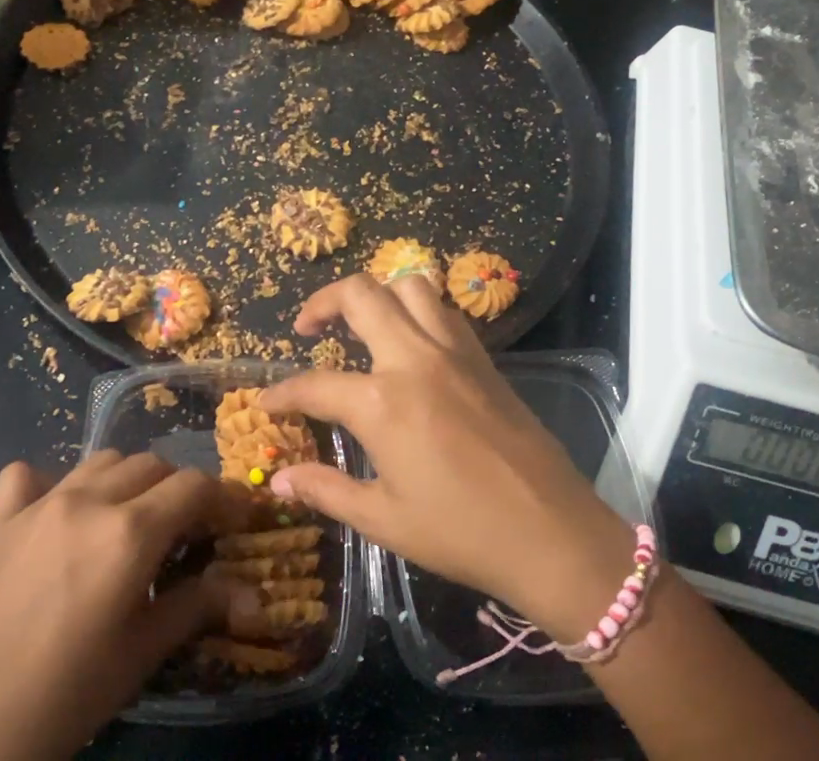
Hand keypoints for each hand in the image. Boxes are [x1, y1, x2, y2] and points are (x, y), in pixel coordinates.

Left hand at [0, 452, 260, 760]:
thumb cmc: (64, 697)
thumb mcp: (140, 656)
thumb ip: (197, 608)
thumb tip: (252, 594)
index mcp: (130, 533)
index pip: (194, 487)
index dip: (225, 498)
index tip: (240, 520)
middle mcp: (86, 501)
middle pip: (151, 465)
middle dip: (180, 489)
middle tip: (189, 533)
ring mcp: (35, 506)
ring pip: (100, 461)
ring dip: (128, 480)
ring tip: (131, 523)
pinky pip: (27, 477)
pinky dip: (53, 483)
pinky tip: (57, 516)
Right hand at [260, 274, 635, 642]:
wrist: (551, 533)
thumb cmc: (461, 532)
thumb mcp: (383, 519)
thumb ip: (326, 490)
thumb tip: (279, 478)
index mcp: (381, 402)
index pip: (314, 384)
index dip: (282, 392)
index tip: (267, 402)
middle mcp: (414, 360)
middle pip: (361, 295)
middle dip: (322, 302)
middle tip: (307, 328)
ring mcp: (455, 353)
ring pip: (410, 286)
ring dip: (378, 294)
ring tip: (361, 324)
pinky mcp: (485, 359)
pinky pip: (445, 311)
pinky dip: (418, 310)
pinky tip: (410, 344)